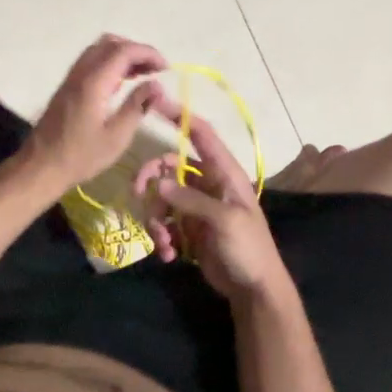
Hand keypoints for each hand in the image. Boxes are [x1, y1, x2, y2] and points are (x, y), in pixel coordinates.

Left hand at [23, 35, 166, 188]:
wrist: (41, 166)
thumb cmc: (81, 156)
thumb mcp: (116, 137)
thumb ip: (137, 106)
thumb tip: (157, 86)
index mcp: (93, 83)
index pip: (124, 51)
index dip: (148, 53)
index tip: (166, 68)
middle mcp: (80, 73)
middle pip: (110, 44)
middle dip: (136, 50)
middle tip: (155, 70)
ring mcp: (71, 79)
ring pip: (98, 50)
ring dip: (122, 55)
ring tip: (142, 74)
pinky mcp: (67, 87)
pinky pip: (90, 62)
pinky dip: (109, 63)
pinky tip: (121, 83)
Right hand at [132, 94, 289, 301]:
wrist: (253, 289)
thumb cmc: (248, 249)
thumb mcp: (224, 221)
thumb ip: (190, 199)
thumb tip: (159, 183)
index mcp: (225, 174)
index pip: (202, 136)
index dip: (180, 117)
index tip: (155, 102)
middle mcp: (208, 185)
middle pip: (169, 167)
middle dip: (151, 181)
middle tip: (138, 194)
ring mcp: (196, 207)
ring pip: (162, 198)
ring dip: (155, 219)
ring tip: (164, 242)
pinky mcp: (188, 229)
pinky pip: (164, 223)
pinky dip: (161, 237)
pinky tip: (169, 255)